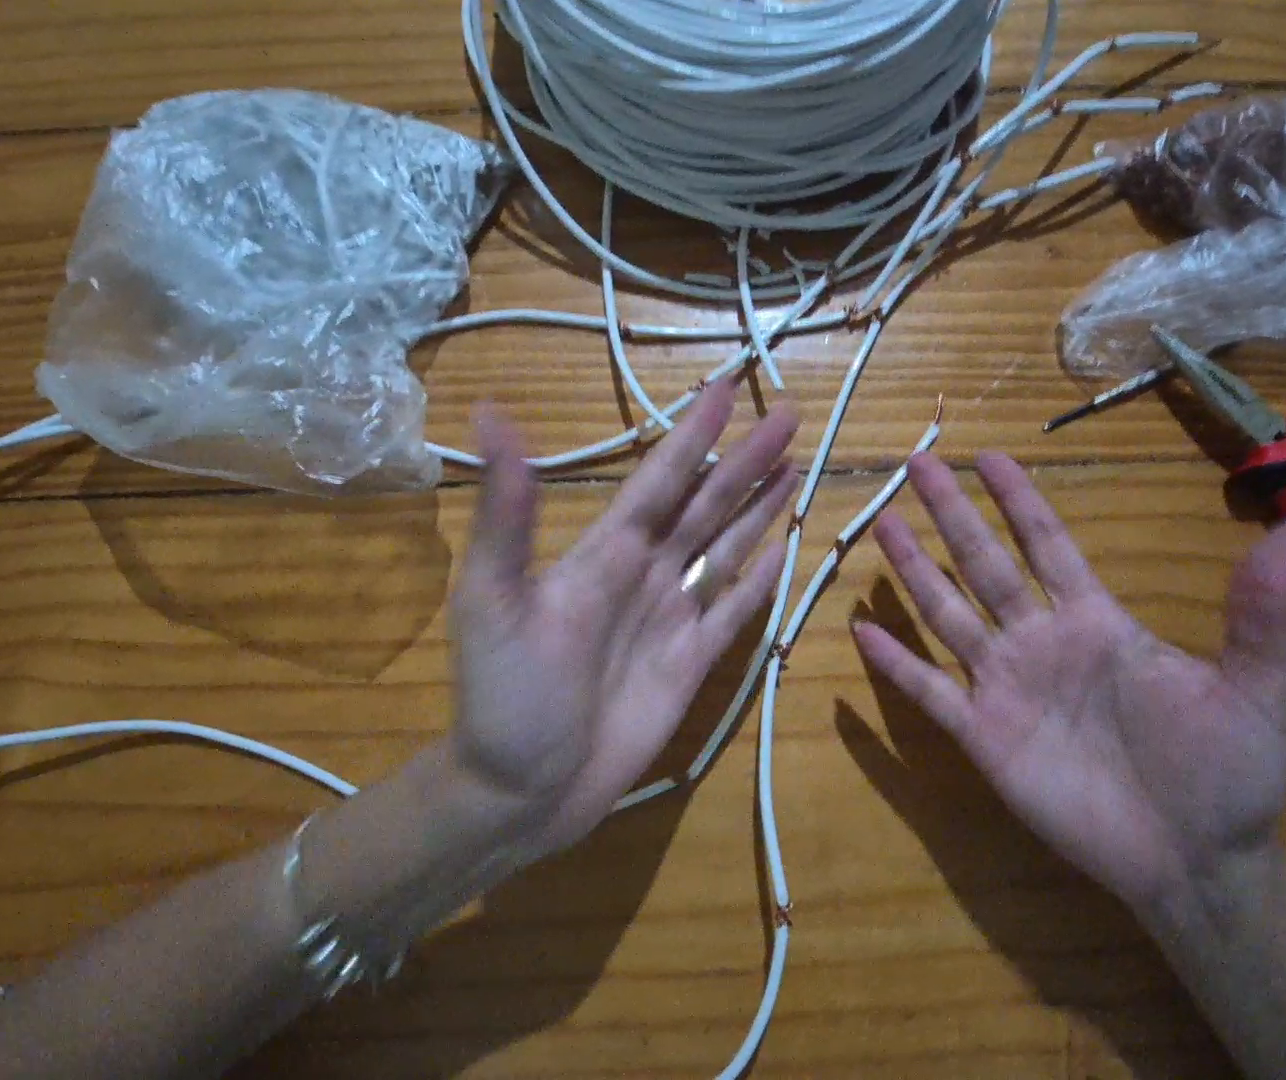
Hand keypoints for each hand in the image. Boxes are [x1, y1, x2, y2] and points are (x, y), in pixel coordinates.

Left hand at [449, 380, 798, 855]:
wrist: (521, 787)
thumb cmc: (505, 693)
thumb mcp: (493, 597)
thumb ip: (506, 512)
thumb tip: (489, 414)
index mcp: (603, 552)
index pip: (660, 480)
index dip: (694, 436)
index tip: (730, 389)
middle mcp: (643, 574)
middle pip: (706, 505)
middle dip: (746, 462)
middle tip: (790, 417)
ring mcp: (671, 619)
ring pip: (726, 548)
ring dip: (760, 509)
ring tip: (796, 468)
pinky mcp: (691, 664)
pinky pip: (733, 611)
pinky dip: (761, 580)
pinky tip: (786, 551)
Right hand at [851, 451, 1285, 912]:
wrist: (1193, 860)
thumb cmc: (1226, 772)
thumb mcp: (1253, 689)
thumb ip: (1257, 612)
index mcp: (1096, 620)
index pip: (1047, 544)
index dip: (1017, 499)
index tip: (987, 456)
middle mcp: (1040, 641)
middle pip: (984, 564)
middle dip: (951, 513)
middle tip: (918, 464)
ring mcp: (1005, 686)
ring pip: (947, 615)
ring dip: (914, 571)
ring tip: (883, 525)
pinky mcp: (982, 736)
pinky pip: (929, 691)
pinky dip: (896, 663)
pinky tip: (864, 631)